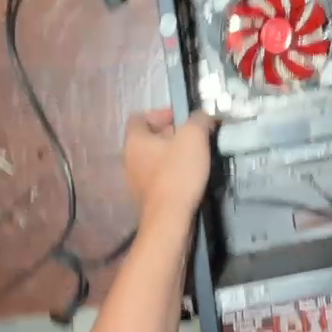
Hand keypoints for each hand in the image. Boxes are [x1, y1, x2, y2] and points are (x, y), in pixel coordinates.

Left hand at [123, 108, 215, 231]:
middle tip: (194, 136)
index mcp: (135, 140)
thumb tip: (202, 117)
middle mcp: (129, 158)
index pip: (139, 117)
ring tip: (195, 156)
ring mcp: (135, 180)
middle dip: (171, 134)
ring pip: (154, 158)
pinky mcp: (146, 197)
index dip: (160, 113)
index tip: (182, 118)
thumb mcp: (194, 137)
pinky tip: (190, 177)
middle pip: (149, 138)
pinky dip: (172, 172)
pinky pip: (158, 176)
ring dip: (173, 154)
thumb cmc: (178, 172)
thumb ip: (199, 119)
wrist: (170, 218)